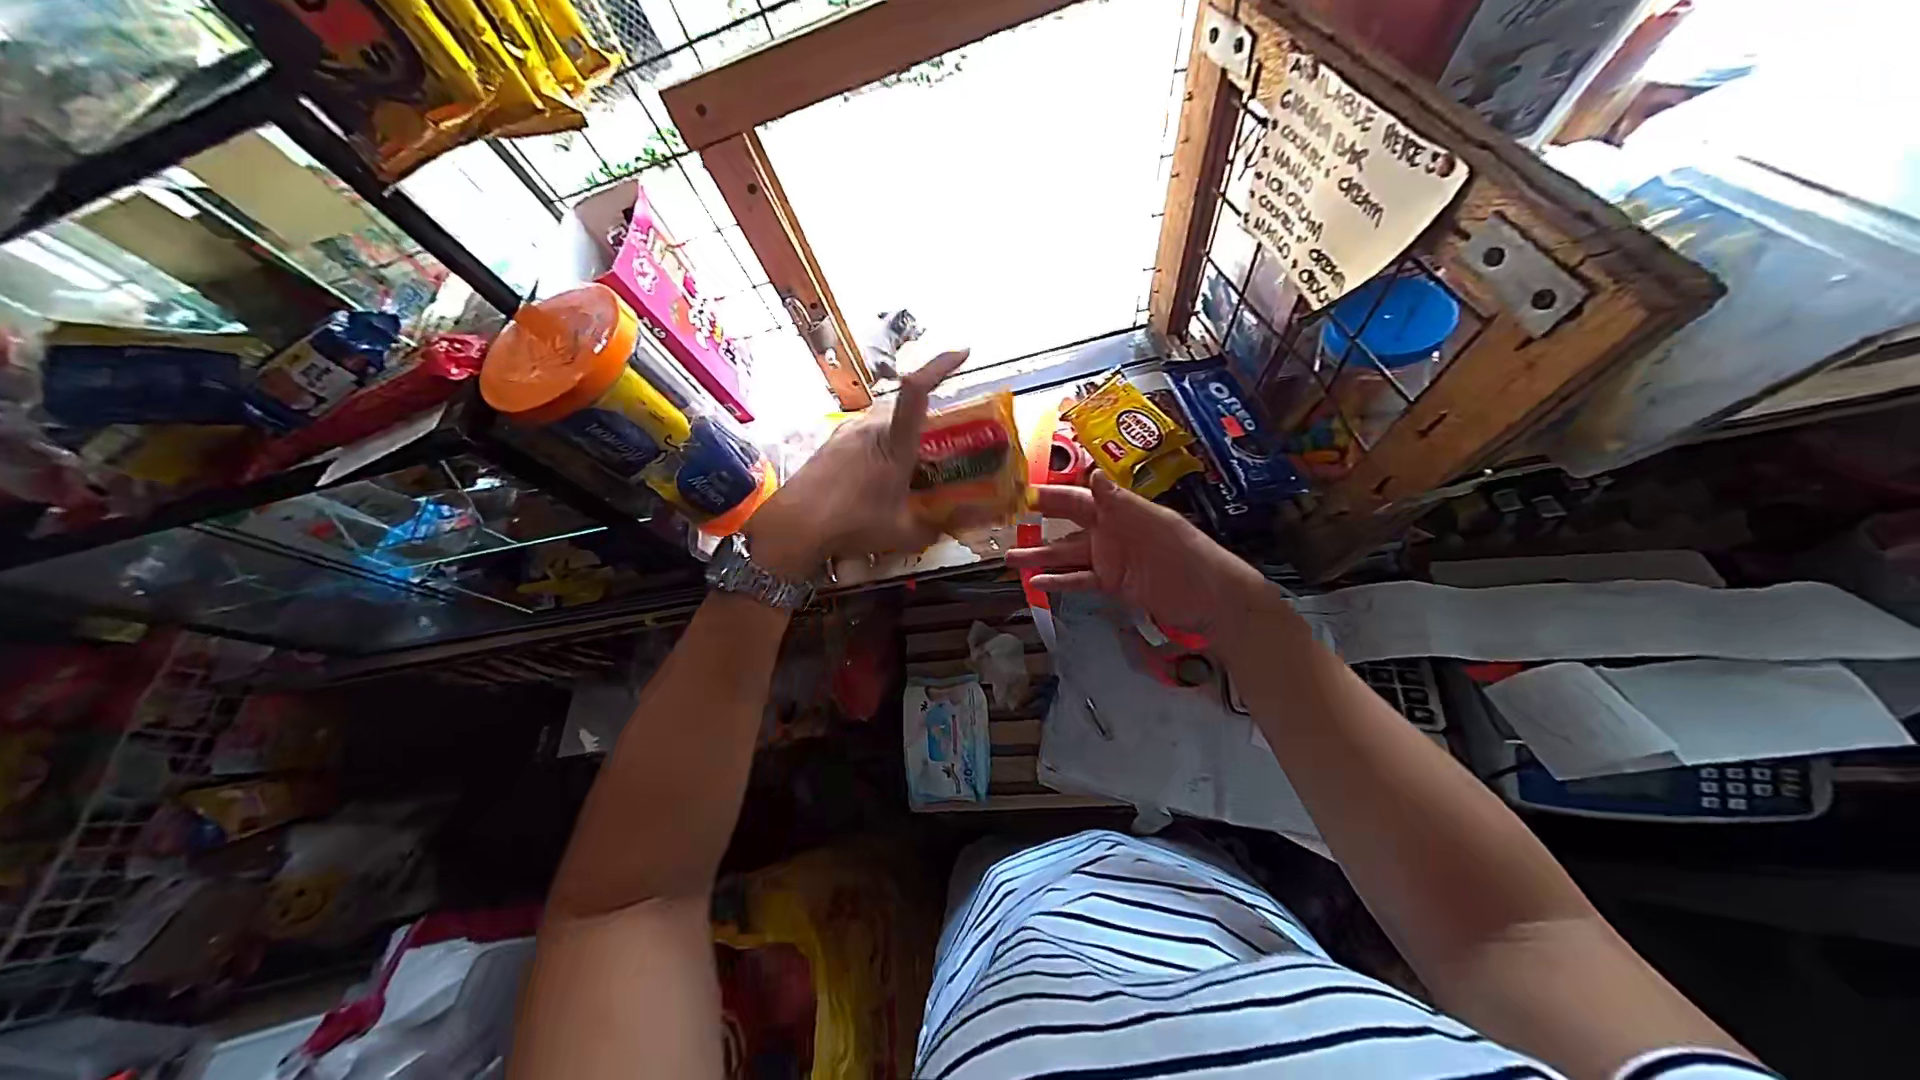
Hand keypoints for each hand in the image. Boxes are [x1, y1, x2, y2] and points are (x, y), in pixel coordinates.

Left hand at [744, 349, 969, 577]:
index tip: (962, 353)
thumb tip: (963, 524)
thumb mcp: (902, 534)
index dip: (940, 365)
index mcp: (893, 443)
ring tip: (905, 477)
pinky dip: (878, 450)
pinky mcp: (832, 442)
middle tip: (938, 457)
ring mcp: (848, 432)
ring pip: (885, 424)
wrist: (793, 527)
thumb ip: (936, 527)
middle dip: (927, 427)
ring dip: (900, 442)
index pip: (917, 390)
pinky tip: (875, 481)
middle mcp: (870, 428)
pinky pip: (865, 436)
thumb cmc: (850, 526)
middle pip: (906, 411)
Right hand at [1005, 471, 1288, 650]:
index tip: (1019, 493)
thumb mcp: (1158, 526)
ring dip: (1040, 556)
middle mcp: (1111, 531)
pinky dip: (1060, 581)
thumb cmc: (1189, 558)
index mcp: (1122, 510)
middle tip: (1004, 524)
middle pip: (1067, 524)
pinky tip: (1038, 584)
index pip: (1079, 496)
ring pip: (1067, 554)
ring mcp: (1110, 559)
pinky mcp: (1113, 585)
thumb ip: (1122, 503)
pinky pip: (1080, 580)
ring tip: (1010, 559)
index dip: (1050, 494)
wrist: (1215, 602)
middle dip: (1037, 523)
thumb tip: (1092, 473)